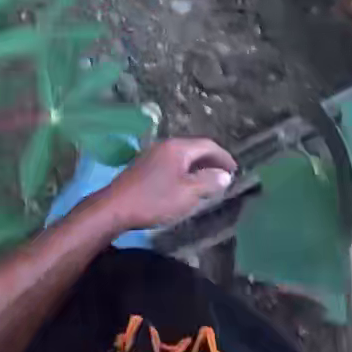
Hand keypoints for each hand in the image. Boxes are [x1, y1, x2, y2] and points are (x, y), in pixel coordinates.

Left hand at [92, 137, 236, 230]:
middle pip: (194, 147)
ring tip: (209, 180)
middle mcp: (165, 145)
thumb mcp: (187, 193)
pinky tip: (186, 184)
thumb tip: (224, 174)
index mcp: (177, 147)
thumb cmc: (154, 199)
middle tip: (226, 174)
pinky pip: (172, 162)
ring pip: (182, 155)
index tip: (235, 169)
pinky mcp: (144, 166)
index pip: (207, 145)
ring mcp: (152, 154)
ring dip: (198, 165)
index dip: (223, 156)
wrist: (115, 207)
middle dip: (212, 160)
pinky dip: (185, 170)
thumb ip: (208, 182)